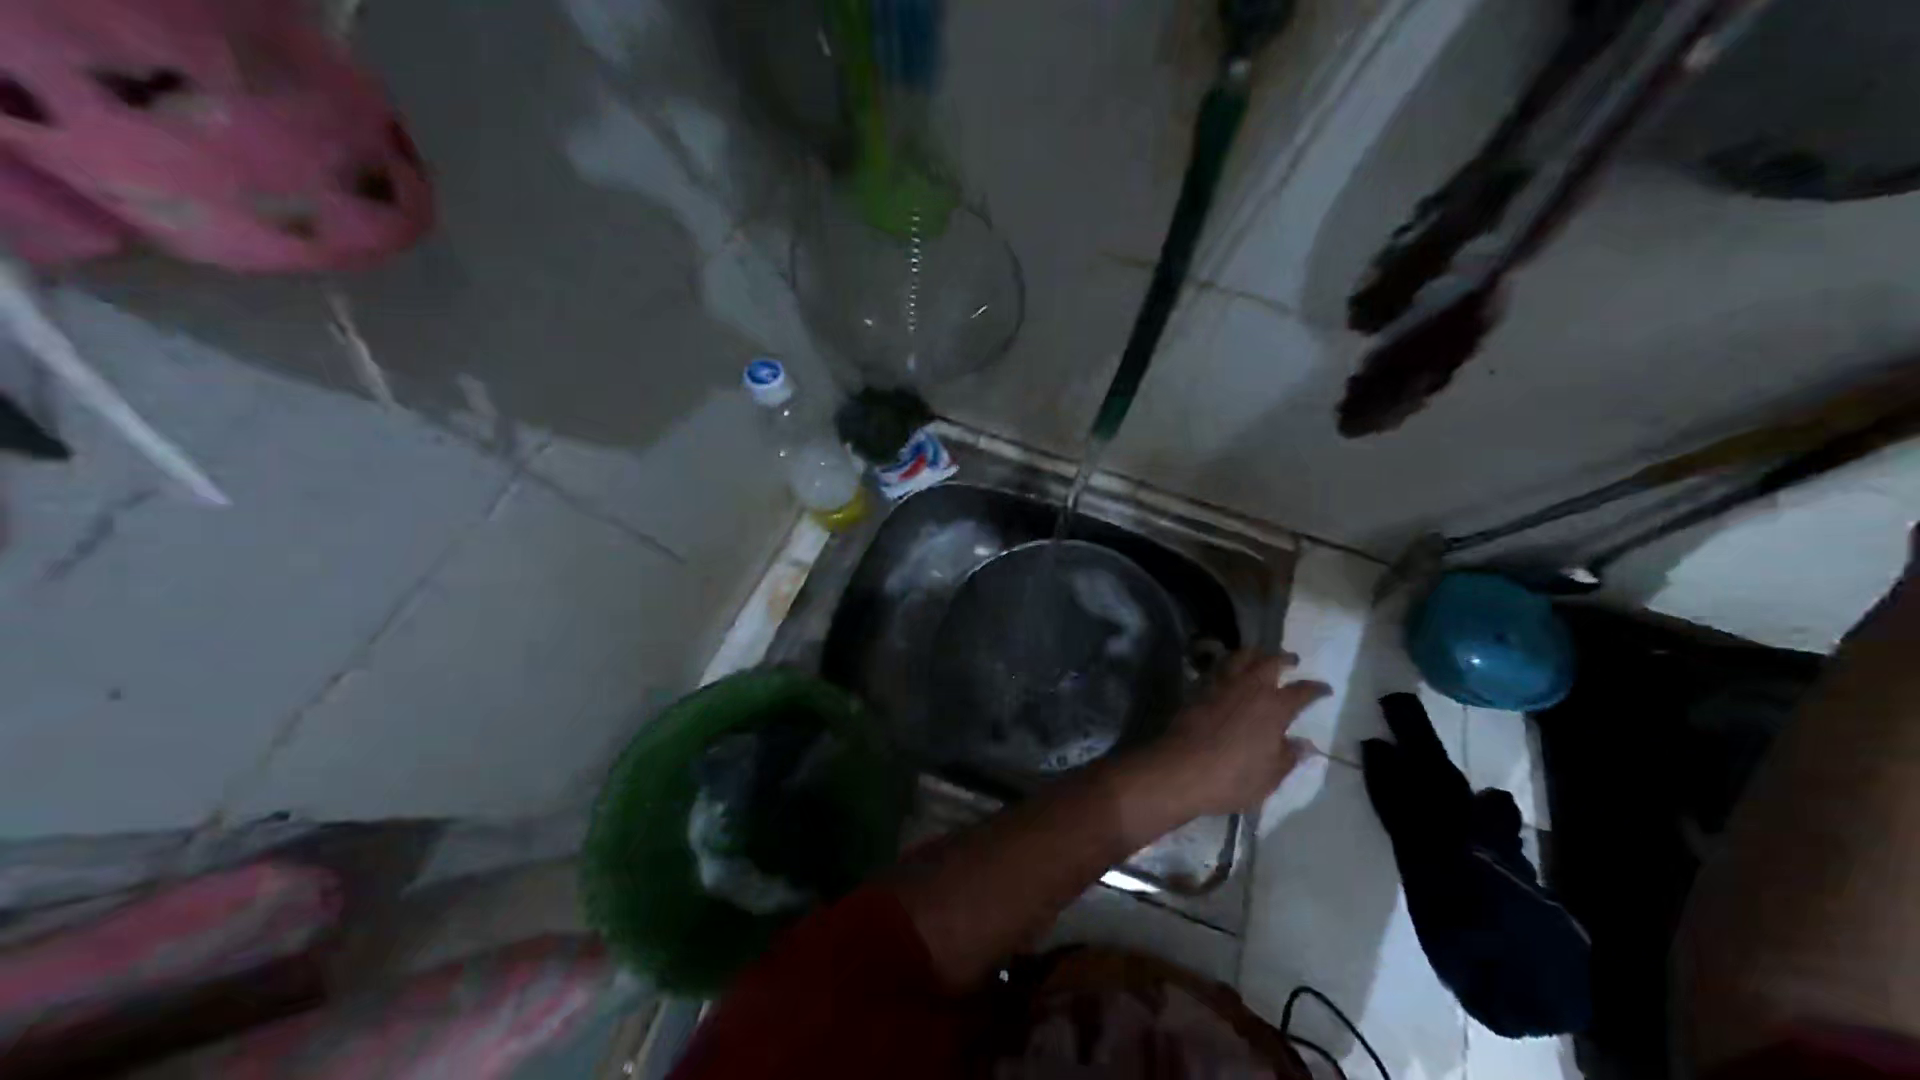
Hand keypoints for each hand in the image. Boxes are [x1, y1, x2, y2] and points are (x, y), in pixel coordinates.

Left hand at [1121, 652, 1331, 828]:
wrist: (1181, 769)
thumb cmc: (1233, 777)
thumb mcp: (1270, 775)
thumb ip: (1289, 755)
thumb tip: (1304, 744)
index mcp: (1274, 707)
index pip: (1302, 691)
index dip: (1316, 689)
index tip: (1324, 689)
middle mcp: (1248, 688)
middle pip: (1269, 661)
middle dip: (1283, 658)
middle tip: (1291, 660)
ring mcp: (1220, 685)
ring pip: (1239, 657)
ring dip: (1253, 654)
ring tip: (1258, 657)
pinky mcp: (1198, 690)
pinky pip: (1217, 669)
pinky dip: (1227, 665)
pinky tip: (1228, 673)